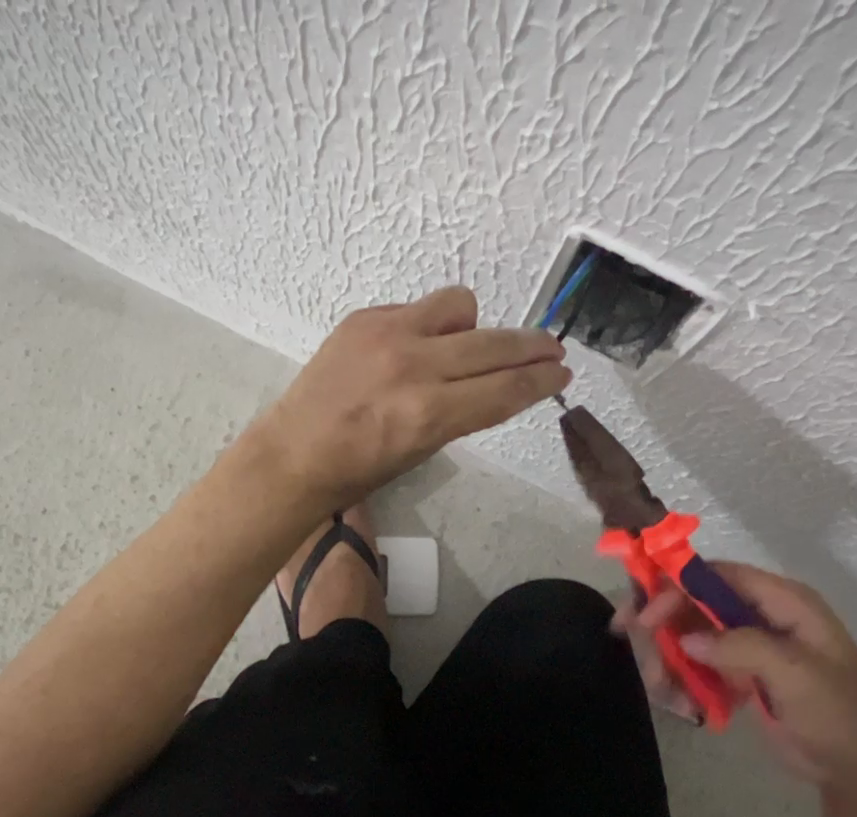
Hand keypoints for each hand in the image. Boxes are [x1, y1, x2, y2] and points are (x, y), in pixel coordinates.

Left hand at [249, 287, 570, 507]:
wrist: (294, 454)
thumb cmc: (360, 470)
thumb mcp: (424, 450)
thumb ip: (465, 411)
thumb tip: (499, 381)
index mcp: (430, 414)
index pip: (507, 388)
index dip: (542, 380)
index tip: (562, 373)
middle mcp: (414, 367)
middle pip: (495, 345)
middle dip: (533, 348)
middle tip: (551, 350)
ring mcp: (387, 336)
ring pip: (460, 306)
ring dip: (474, 327)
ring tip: (464, 348)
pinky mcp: (364, 318)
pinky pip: (418, 308)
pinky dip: (428, 326)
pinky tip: (416, 348)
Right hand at [615, 562, 856, 798]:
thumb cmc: (839, 715)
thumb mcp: (796, 674)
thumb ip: (741, 647)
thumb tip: (687, 640)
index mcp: (784, 602)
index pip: (719, 576)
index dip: (677, 586)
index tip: (646, 613)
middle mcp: (763, 617)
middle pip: (698, 604)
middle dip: (662, 621)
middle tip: (628, 639)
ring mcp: (751, 649)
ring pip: (692, 637)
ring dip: (668, 658)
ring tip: (660, 689)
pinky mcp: (743, 679)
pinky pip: (700, 669)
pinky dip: (682, 682)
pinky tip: (679, 704)